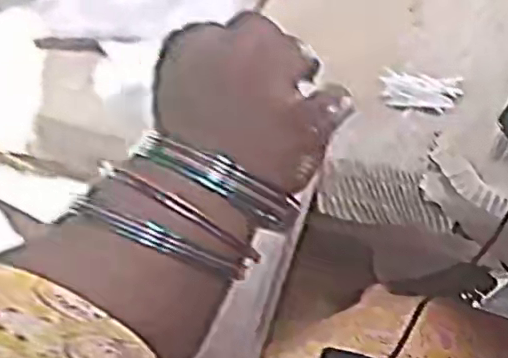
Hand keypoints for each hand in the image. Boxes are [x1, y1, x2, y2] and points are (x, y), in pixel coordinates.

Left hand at [155, 13, 351, 191]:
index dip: (303, 64)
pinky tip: (225, 95)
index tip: (311, 85)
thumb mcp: (314, 137)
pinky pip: (196, 55)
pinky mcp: (168, 67)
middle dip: (269, 53)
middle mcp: (224, 38)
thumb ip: (327, 109)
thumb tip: (339, 95)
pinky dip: (213, 69)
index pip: (290, 43)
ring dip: (239, 59)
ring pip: (222, 40)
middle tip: (282, 85)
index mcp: (267, 52)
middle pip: (252, 32)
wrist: (211, 176)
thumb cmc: (270, 157)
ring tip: (252, 91)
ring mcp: (190, 49)